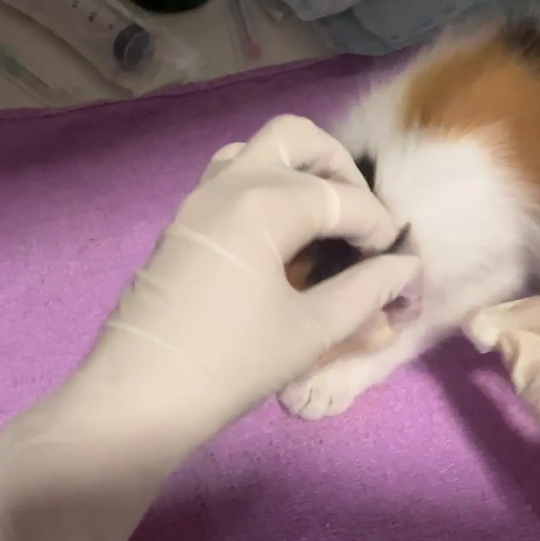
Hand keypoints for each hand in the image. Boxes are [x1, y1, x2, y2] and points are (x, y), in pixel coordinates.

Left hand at [0, 116, 418, 540]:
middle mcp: (223, 189)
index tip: (394, 254)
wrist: (136, 400)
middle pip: (291, 140)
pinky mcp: (173, 235)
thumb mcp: (307, 332)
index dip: (376, 222)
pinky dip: (257, 197)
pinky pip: (221, 191)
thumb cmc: (229, 366)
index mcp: (261, 203)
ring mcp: (190, 209)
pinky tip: (274, 245)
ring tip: (317, 220)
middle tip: (358, 214)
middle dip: (336, 166)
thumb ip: (363, 293)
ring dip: (290, 172)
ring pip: (247, 157)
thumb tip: (402, 269)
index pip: (339, 196)